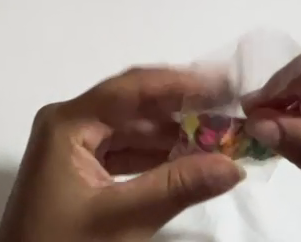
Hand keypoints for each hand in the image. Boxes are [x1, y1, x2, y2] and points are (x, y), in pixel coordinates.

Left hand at [0, 67, 247, 241]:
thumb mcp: (122, 221)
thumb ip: (178, 187)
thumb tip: (233, 165)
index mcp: (67, 122)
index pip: (130, 89)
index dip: (179, 83)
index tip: (223, 81)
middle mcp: (67, 124)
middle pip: (131, 106)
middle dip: (180, 109)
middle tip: (229, 106)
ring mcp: (70, 148)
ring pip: (129, 130)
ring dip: (172, 134)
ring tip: (219, 132)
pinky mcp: (77, 173)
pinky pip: (122, 153)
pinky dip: (155, 157)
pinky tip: (189, 159)